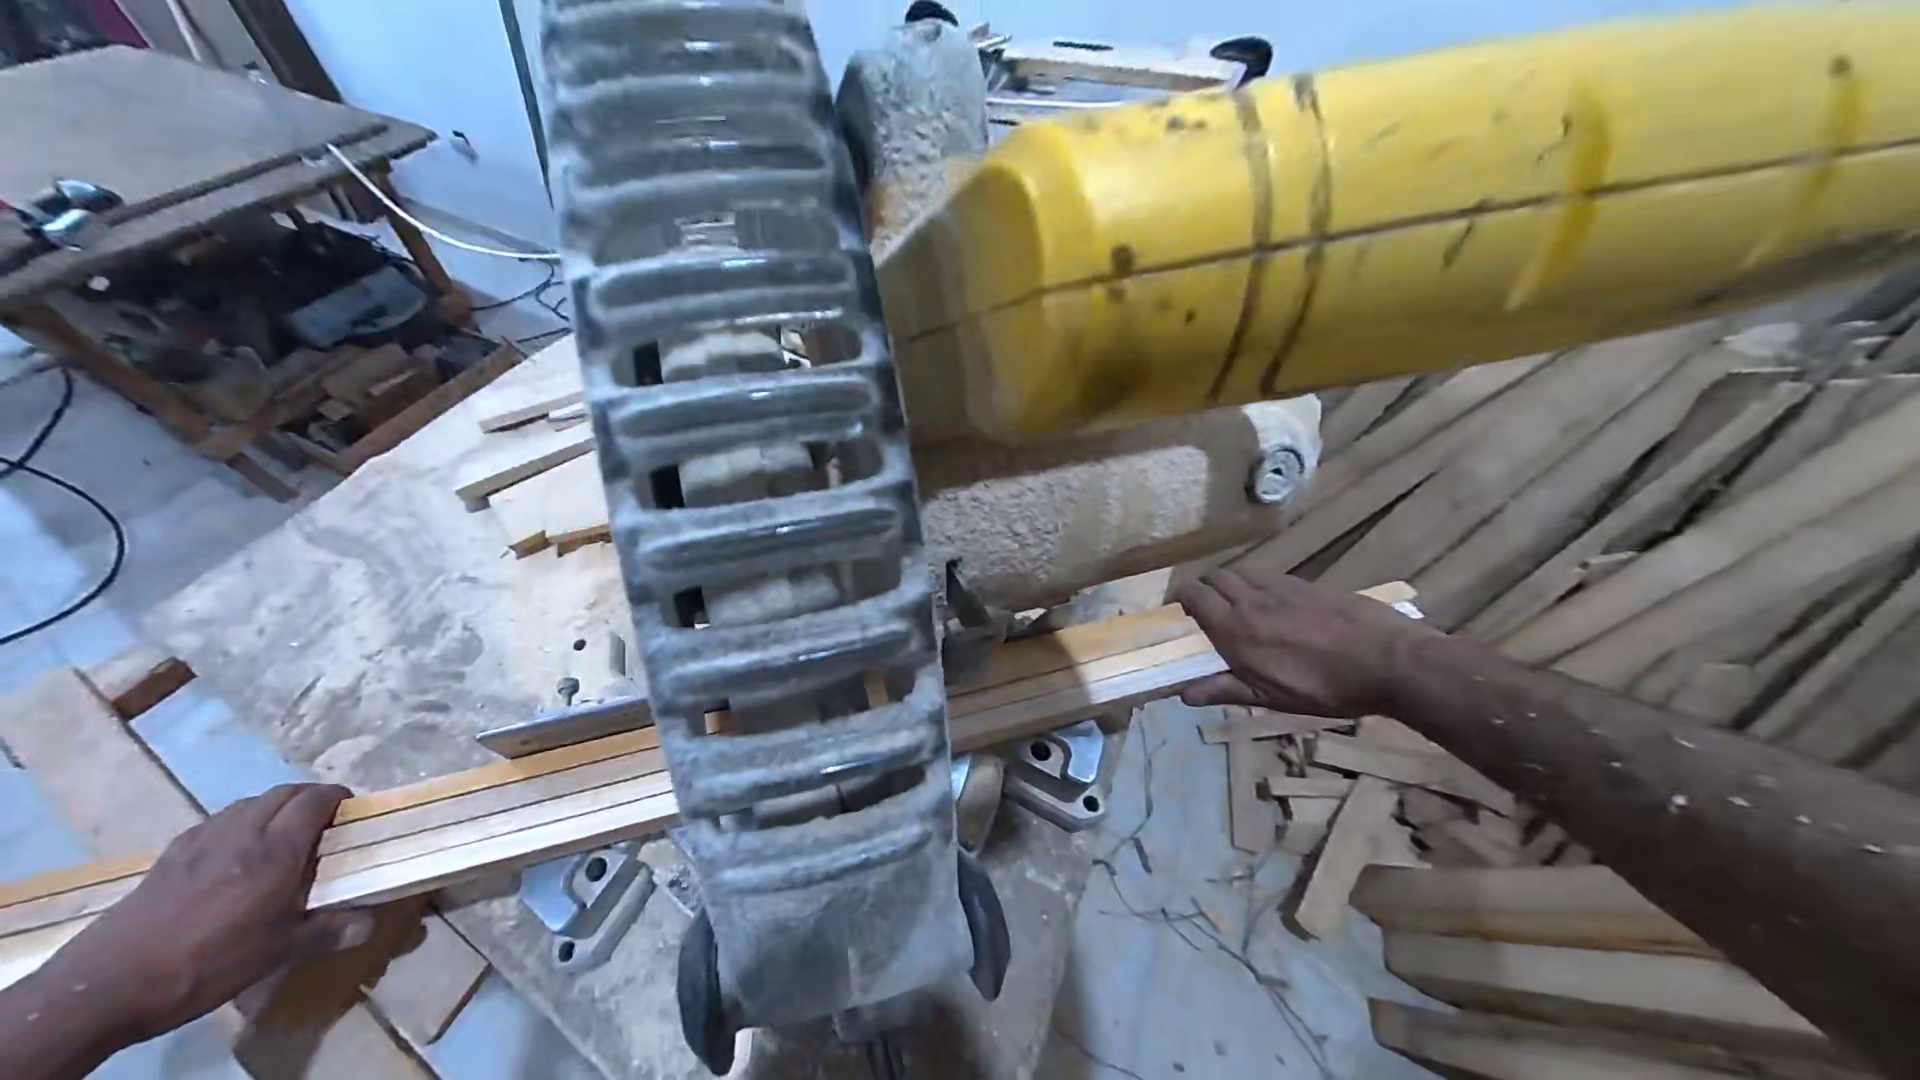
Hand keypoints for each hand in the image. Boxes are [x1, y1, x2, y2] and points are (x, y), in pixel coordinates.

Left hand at [41, 783, 369, 1042]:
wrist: (99, 991)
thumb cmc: (204, 964)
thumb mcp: (275, 952)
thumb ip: (327, 930)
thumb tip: (370, 925)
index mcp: (276, 851)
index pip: (315, 800)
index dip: (339, 797)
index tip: (352, 811)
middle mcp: (241, 835)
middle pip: (283, 793)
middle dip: (310, 796)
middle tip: (323, 819)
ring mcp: (198, 844)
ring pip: (248, 803)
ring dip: (273, 806)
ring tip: (281, 831)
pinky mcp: (166, 859)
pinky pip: (214, 822)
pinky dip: (237, 822)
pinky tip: (233, 849)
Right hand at [1175, 568, 1435, 717]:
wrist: (1389, 661)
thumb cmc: (1325, 687)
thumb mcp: (1270, 697)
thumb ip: (1224, 689)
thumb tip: (1183, 694)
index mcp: (1235, 628)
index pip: (1193, 595)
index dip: (1181, 598)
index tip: (1180, 612)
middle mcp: (1251, 600)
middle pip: (1213, 577)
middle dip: (1204, 588)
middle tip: (1208, 610)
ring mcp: (1281, 587)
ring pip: (1241, 573)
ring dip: (1230, 583)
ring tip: (1239, 605)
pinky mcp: (1307, 584)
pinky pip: (1269, 575)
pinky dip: (1258, 583)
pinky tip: (1274, 603)